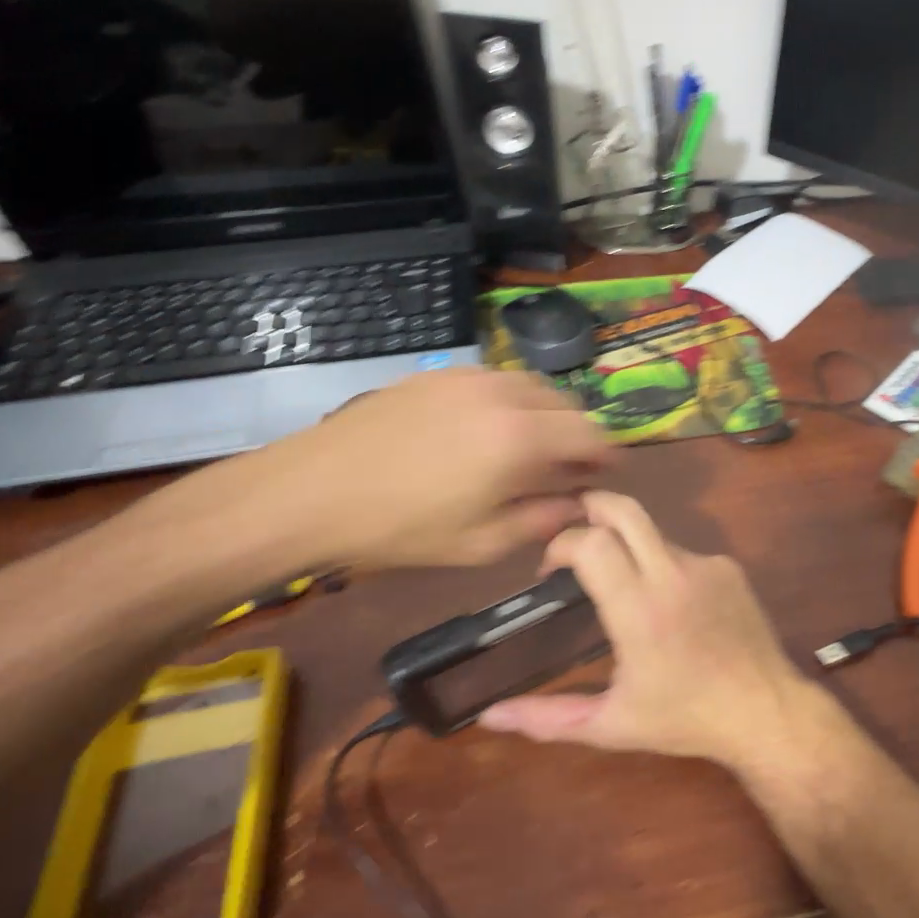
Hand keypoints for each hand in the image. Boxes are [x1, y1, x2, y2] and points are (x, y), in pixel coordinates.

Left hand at [149, 368, 614, 569]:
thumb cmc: (400, 529)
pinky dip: (512, 402)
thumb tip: (582, 504)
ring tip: (532, 450)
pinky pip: (497, 380)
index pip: (591, 434)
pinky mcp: (438, 374)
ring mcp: (468, 378)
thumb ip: (545, 520)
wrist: (311, 493)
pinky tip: (489, 432)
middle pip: (568, 404)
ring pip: (534, 387)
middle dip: (580, 435)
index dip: (608, 454)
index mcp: (521, 439)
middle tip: (570, 468)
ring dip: (548, 415)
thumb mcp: (482, 543)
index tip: (606, 474)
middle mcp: (504, 395)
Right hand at [477, 492, 832, 771]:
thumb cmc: (685, 719)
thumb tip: (490, 716)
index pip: (590, 542)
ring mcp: (706, 566)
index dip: (561, 544)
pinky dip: (665, 567)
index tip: (549, 570)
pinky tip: (669, 606)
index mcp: (638, 608)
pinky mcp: (731, 568)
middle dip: (590, 506)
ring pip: (654, 533)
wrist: (764, 710)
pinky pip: (685, 554)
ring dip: (628, 546)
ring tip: (622, 586)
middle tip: (572, 529)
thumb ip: (548, 718)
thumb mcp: (612, 725)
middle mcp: (672, 574)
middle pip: (624, 509)